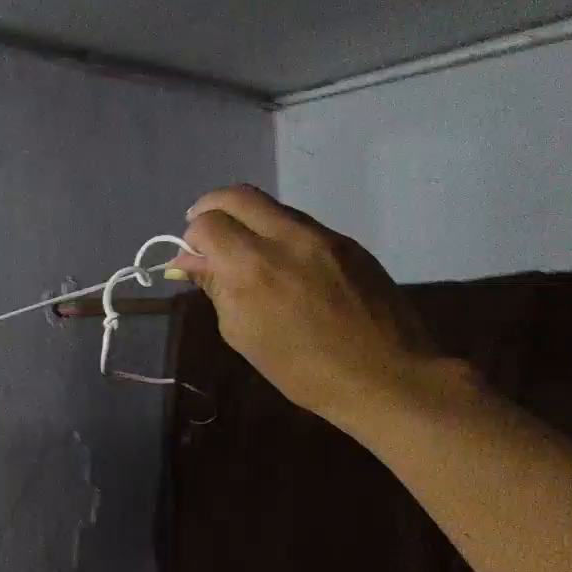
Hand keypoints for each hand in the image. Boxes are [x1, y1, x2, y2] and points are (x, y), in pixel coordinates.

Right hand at [169, 185, 441, 428]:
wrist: (383, 375)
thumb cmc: (298, 367)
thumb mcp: (240, 330)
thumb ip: (215, 286)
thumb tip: (188, 261)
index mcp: (252, 266)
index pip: (207, 222)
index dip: (191, 237)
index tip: (192, 259)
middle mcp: (288, 239)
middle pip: (237, 196)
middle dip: (211, 209)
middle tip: (205, 236)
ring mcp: (324, 238)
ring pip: (271, 207)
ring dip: (247, 222)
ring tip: (242, 255)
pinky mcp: (349, 244)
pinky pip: (300, 226)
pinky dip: (277, 236)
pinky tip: (281, 270)